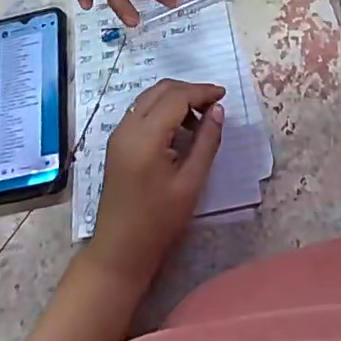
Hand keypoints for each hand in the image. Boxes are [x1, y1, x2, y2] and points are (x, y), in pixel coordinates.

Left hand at [91, 80, 225, 279]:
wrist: (119, 250)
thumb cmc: (159, 221)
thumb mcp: (191, 183)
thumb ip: (206, 142)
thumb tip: (218, 110)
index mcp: (145, 136)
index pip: (176, 97)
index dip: (201, 91)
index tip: (223, 94)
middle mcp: (128, 127)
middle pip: (161, 90)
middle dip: (189, 91)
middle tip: (213, 104)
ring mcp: (119, 133)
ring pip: (150, 98)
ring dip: (175, 98)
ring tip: (200, 118)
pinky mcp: (117, 142)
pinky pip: (142, 111)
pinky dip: (162, 109)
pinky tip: (179, 128)